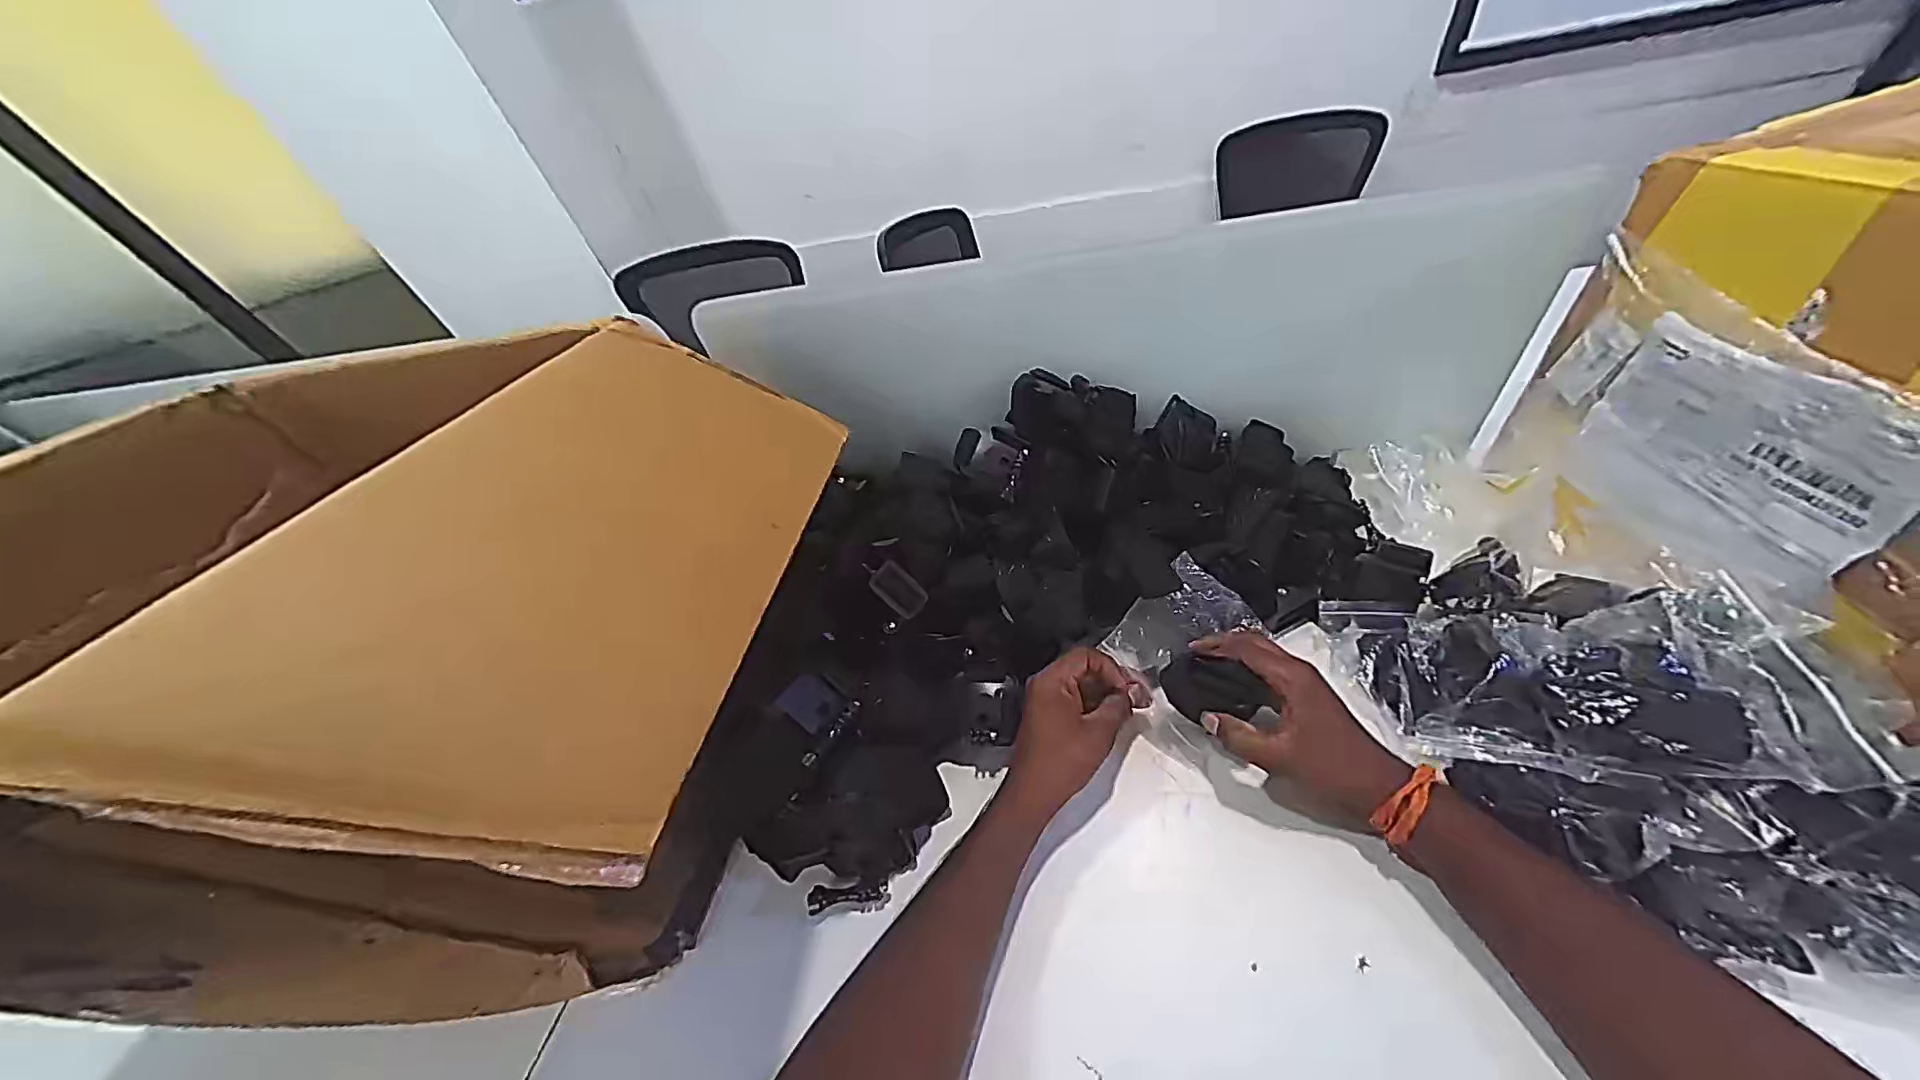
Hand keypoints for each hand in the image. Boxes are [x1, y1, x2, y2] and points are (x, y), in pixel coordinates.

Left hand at [1003, 647, 1150, 819]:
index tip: (1127, 687)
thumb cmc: (1056, 765)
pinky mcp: (1048, 716)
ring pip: (1081, 685)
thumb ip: (1119, 705)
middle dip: (1113, 682)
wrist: (1034, 792)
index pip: (1087, 656)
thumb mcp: (1099, 731)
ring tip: (1127, 710)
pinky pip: (1074, 700)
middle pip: (1084, 669)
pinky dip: (1094, 706)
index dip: (1113, 669)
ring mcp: (1044, 701)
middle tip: (1136, 697)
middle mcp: (1044, 686)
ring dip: (1106, 695)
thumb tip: (1129, 694)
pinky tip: (1111, 720)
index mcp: (1051, 682)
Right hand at [1191, 631, 1411, 830]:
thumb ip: (1237, 736)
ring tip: (1212, 663)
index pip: (1247, 648)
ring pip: (1267, 655)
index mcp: (1293, 679)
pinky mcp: (1309, 698)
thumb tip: (1209, 719)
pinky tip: (1237, 685)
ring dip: (1239, 654)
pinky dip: (1251, 669)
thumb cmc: (1334, 770)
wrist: (1378, 788)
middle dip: (1226, 643)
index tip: (1193, 650)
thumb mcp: (1277, 757)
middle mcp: (1301, 674)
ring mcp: (1307, 685)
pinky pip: (1273, 671)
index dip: (1217, 645)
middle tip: (1199, 652)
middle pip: (1258, 643)